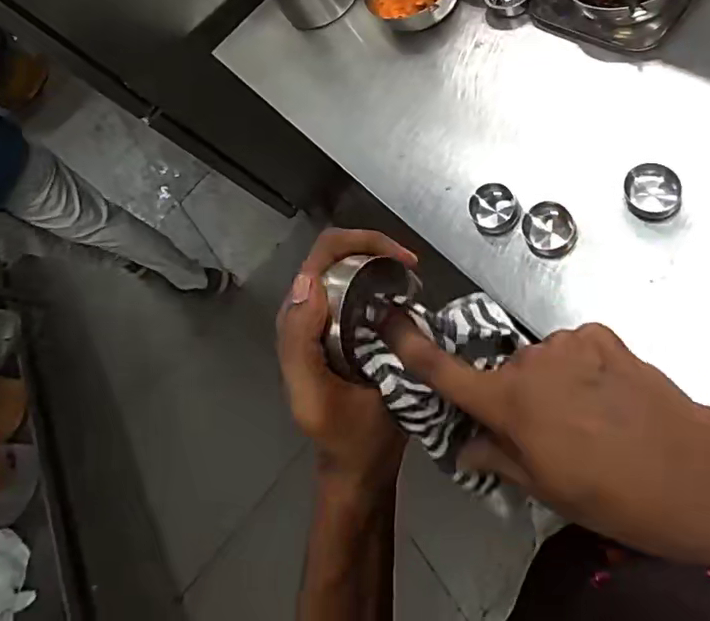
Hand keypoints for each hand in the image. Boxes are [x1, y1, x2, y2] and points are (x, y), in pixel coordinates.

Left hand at [276, 228, 418, 492]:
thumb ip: (300, 342)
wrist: (363, 467)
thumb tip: (308, 282)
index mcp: (298, 318)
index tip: (400, 258)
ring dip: (381, 262)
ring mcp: (332, 316)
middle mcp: (312, 309)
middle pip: (338, 254)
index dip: (358, 244)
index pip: (321, 256)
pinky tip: (407, 295)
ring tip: (411, 278)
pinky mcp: (352, 327)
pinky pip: (365, 289)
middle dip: (373, 247)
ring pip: (352, 267)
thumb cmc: (341, 436)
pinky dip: (385, 282)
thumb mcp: (313, 396)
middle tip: (411, 266)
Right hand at [380, 315, 709, 569]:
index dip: (409, 344)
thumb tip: (466, 448)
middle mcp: (529, 362)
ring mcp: (566, 343)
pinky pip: (573, 348)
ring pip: (540, 360)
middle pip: (502, 370)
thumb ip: (499, 460)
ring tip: (592, 420)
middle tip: (550, 432)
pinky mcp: (599, 334)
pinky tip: (611, 398)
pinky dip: (581, 368)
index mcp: (508, 402)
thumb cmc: (621, 498)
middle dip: (514, 394)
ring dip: (552, 383)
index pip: (443, 368)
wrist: (709, 478)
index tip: (388, 321)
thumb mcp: (551, 492)